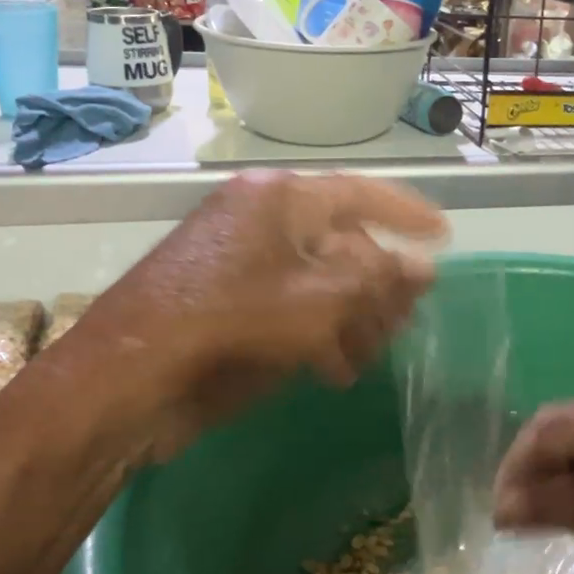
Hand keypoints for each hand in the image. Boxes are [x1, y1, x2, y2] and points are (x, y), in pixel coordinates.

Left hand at [46, 170, 445, 457]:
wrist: (128, 380)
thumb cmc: (232, 325)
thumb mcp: (320, 300)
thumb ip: (380, 277)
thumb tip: (425, 266)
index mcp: (280, 198)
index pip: (361, 193)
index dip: (408, 214)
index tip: (445, 236)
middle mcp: (259, 218)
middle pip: (342, 241)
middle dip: (379, 286)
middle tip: (407, 322)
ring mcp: (239, 260)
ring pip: (318, 280)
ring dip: (353, 317)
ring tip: (371, 356)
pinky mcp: (226, 302)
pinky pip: (291, 307)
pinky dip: (319, 333)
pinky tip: (334, 370)